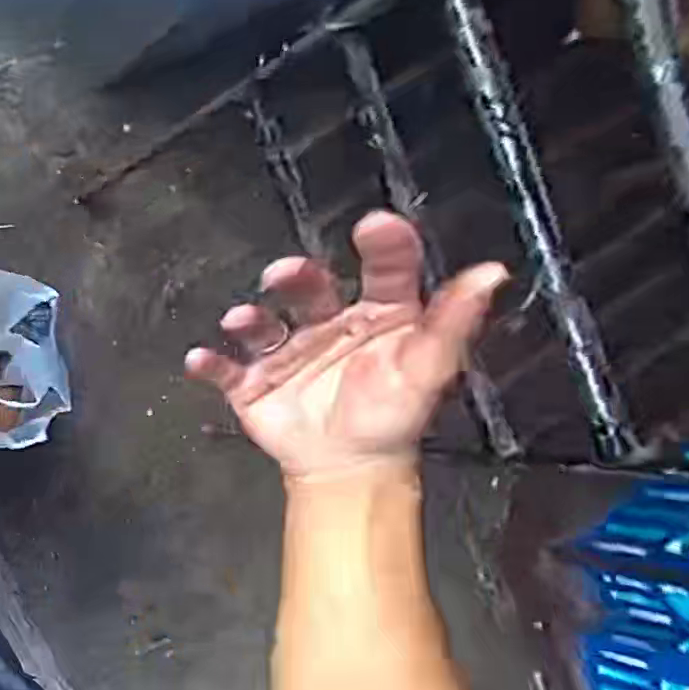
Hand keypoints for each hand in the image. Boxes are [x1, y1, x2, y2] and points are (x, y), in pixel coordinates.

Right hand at [184, 212, 507, 481]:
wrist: (346, 464)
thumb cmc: (391, 415)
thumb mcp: (429, 368)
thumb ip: (452, 323)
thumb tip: (489, 273)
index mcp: (377, 317)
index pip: (383, 273)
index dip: (382, 246)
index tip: (373, 225)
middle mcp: (325, 327)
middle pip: (307, 292)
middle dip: (292, 279)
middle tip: (281, 274)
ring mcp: (284, 355)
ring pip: (262, 327)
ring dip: (248, 320)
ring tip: (239, 320)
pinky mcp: (251, 384)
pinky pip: (225, 371)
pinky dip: (209, 364)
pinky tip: (199, 358)